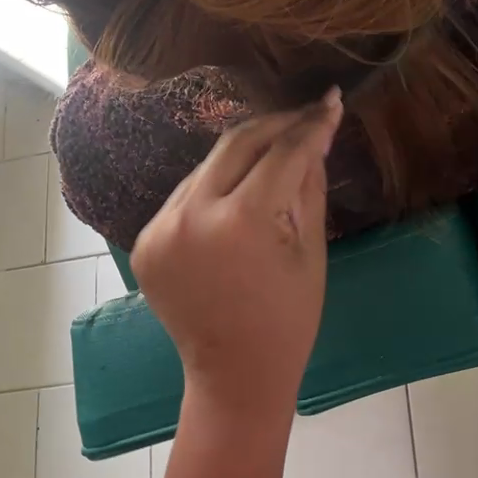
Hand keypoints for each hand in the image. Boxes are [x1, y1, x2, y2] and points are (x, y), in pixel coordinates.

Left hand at [133, 90, 342, 414]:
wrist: (235, 375)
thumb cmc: (289, 319)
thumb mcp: (311, 250)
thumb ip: (309, 183)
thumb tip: (317, 132)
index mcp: (241, 223)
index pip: (282, 154)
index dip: (311, 125)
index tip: (331, 101)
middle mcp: (191, 215)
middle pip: (236, 143)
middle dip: (276, 124)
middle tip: (308, 114)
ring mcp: (160, 228)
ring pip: (208, 166)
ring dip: (245, 152)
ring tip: (280, 147)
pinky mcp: (145, 240)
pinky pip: (187, 194)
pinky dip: (217, 184)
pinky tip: (242, 186)